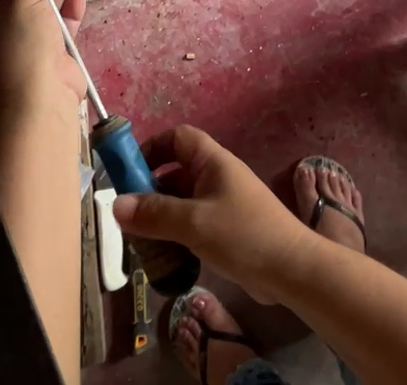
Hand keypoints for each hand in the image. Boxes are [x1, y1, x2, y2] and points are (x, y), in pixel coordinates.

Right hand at [111, 125, 315, 303]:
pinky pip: (192, 223)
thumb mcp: (194, 223)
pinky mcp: (225, 228)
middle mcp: (216, 176)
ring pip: (182, 201)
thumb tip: (115, 205)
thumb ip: (155, 214)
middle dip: (149, 190)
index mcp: (213, 162)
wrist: (291, 268)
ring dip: (161, 217)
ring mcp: (222, 203)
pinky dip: (175, 234)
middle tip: (127, 217)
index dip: (152, 148)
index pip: (178, 138)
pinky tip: (163, 256)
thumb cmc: (244, 234)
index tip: (129, 172)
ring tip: (139, 241)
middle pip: (175, 172)